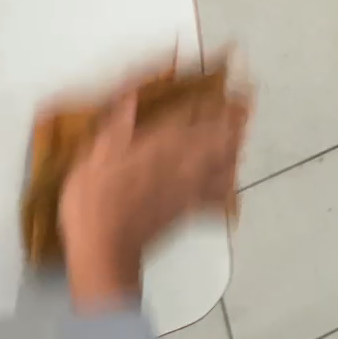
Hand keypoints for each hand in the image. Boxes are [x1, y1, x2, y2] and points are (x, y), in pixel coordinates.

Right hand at [58, 79, 247, 309]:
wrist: (104, 253)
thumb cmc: (92, 205)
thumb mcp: (91, 161)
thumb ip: (115, 128)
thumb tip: (130, 97)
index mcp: (154, 149)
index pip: (187, 119)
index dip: (207, 101)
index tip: (224, 85)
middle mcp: (177, 166)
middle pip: (213, 139)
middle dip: (231, 120)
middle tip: (246, 104)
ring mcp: (186, 190)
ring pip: (220, 163)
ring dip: (235, 146)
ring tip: (244, 132)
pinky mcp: (186, 212)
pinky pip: (214, 195)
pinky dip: (226, 184)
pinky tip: (232, 179)